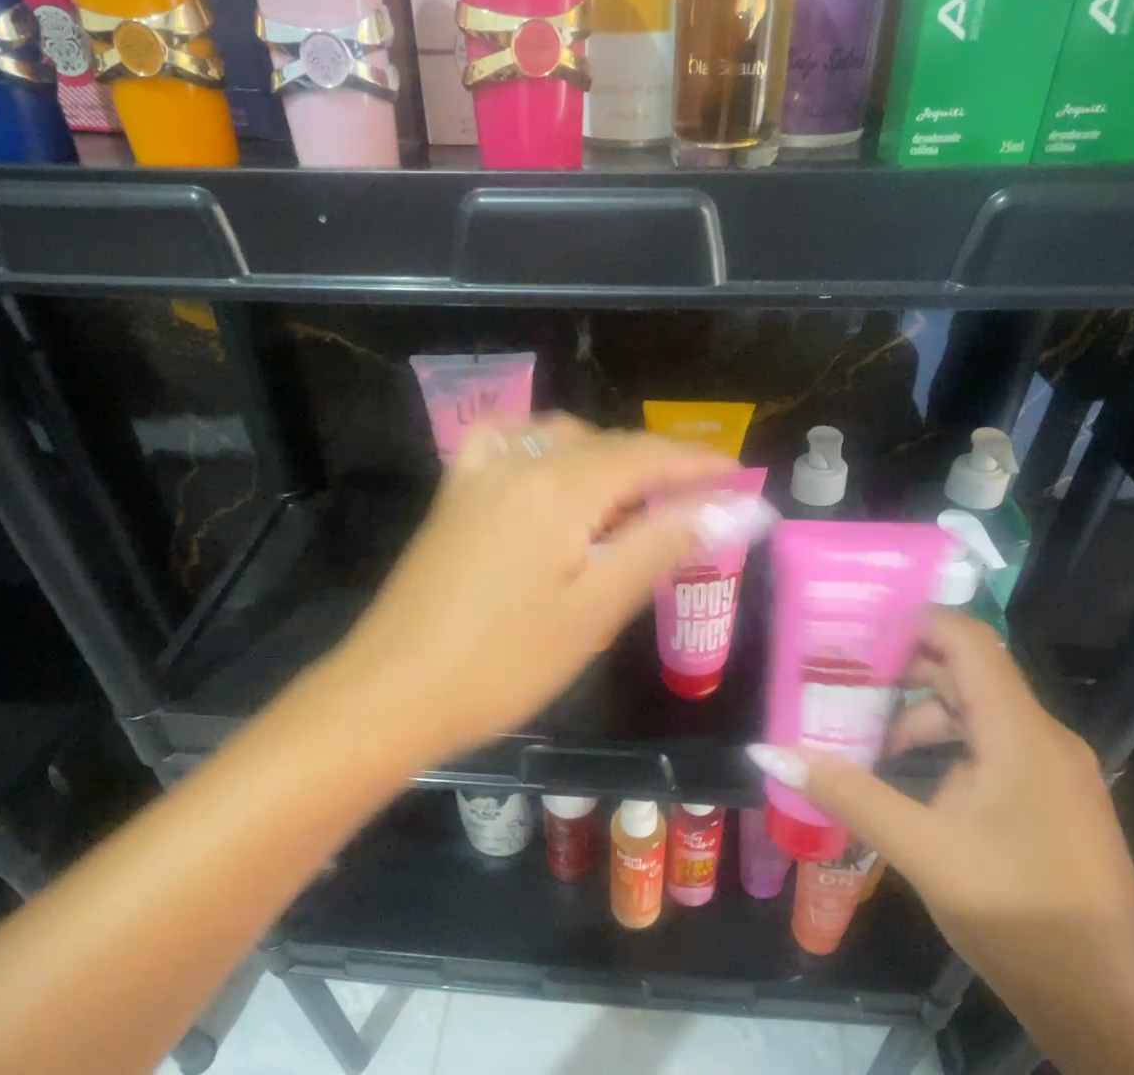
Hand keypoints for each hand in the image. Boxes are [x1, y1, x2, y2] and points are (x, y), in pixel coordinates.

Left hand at [332, 414, 763, 755]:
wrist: (390, 692)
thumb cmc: (502, 664)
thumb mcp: (593, 611)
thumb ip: (661, 547)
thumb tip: (733, 509)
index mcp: (560, 486)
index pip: (647, 456)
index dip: (700, 464)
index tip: (743, 478)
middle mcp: (518, 463)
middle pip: (606, 444)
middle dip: (659, 465)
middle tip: (702, 503)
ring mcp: (477, 476)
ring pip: (559, 442)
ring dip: (607, 458)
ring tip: (637, 499)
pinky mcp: (452, 498)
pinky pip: (508, 448)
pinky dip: (545, 451)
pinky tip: (552, 477)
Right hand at [748, 611, 1133, 1073]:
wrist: (1109, 1007)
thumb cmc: (1019, 916)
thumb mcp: (922, 850)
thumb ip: (846, 794)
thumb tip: (769, 752)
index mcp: (1021, 733)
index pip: (969, 641)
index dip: (913, 622)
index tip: (851, 627)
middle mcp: (1042, 739)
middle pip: (967, 676)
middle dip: (900, 674)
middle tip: (834, 681)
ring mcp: (1051, 774)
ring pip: (977, 719)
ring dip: (919, 722)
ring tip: (858, 743)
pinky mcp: (1050, 805)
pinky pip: (991, 755)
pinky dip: (944, 756)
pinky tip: (905, 787)